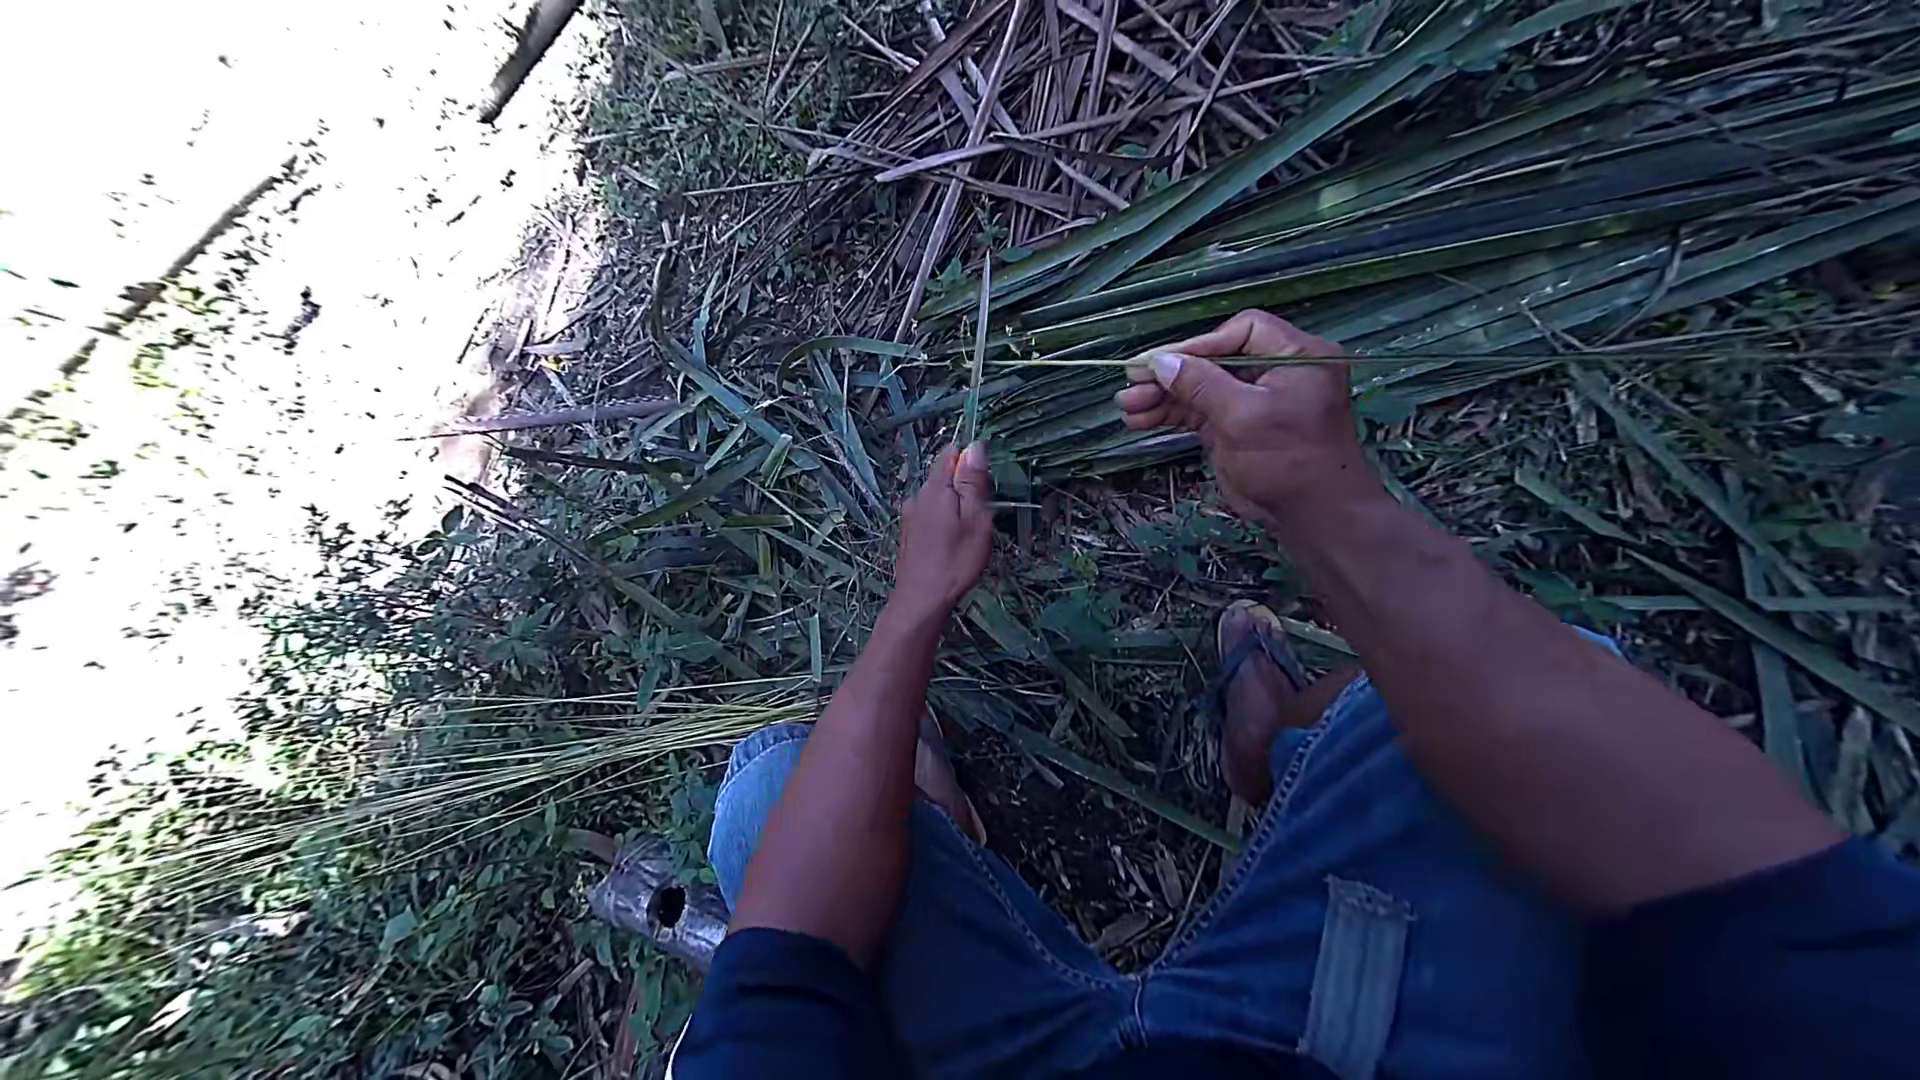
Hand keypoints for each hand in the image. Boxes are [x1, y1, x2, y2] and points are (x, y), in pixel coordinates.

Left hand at [891, 442, 992, 620]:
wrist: (922, 599)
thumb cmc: (956, 559)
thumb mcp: (975, 517)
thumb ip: (972, 481)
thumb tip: (974, 446)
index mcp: (935, 487)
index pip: (951, 453)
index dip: (971, 461)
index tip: (985, 484)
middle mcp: (917, 495)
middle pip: (944, 476)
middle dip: (964, 486)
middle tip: (981, 514)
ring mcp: (910, 515)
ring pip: (937, 497)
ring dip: (954, 506)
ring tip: (968, 532)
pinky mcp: (908, 532)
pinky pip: (930, 514)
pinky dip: (943, 520)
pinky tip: (951, 542)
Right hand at [1115, 309, 1377, 526]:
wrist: (1311, 514)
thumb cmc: (1288, 459)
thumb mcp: (1245, 417)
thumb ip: (1202, 385)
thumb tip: (1160, 362)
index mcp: (1294, 355)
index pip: (1241, 332)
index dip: (1199, 345)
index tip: (1160, 361)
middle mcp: (1272, 372)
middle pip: (1213, 361)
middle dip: (1171, 375)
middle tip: (1131, 383)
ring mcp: (1250, 400)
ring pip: (1199, 388)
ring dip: (1162, 396)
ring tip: (1127, 406)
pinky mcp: (1232, 426)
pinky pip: (1197, 412)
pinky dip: (1170, 415)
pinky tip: (1140, 419)